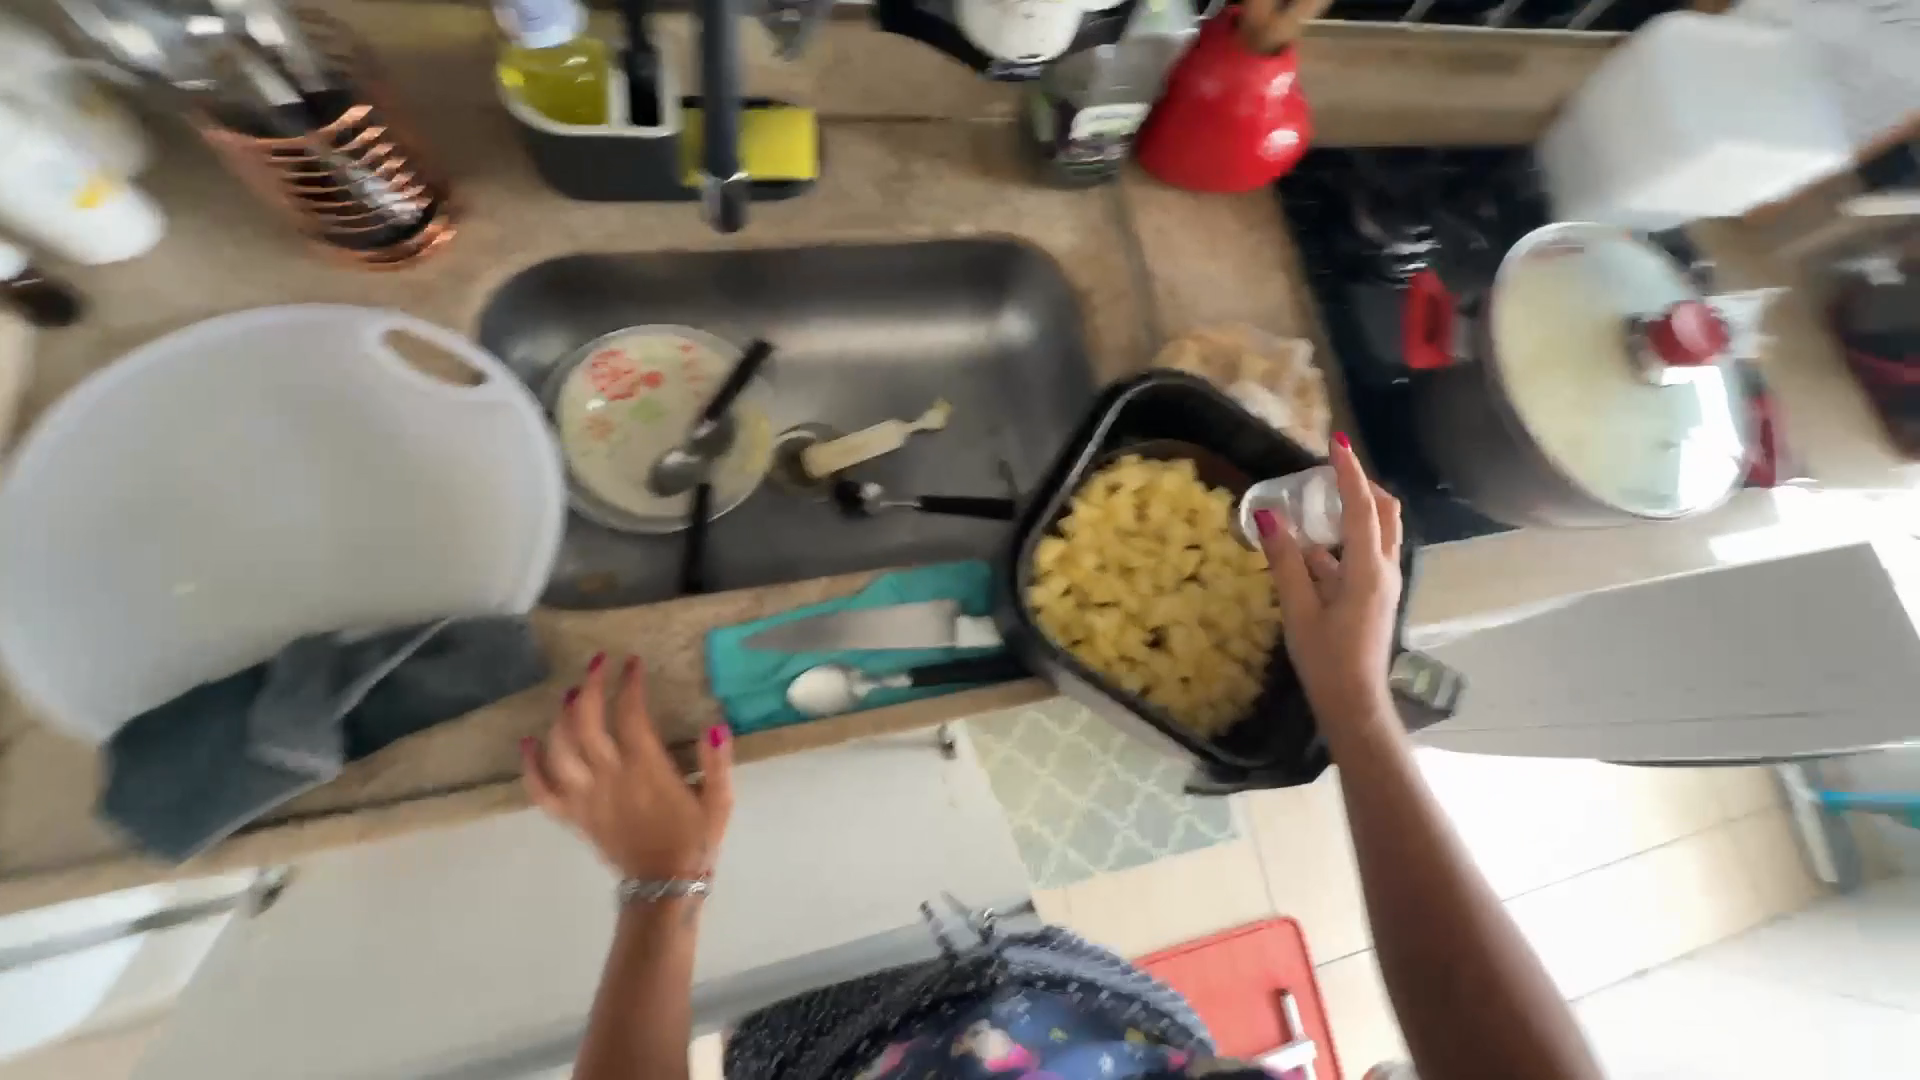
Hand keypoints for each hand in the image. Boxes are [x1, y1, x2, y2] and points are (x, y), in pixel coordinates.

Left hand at [522, 653, 733, 880]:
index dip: (630, 684)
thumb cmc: (694, 839)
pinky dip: (530, 764)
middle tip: (598, 663)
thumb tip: (715, 723)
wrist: (664, 886)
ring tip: (572, 693)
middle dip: (590, 687)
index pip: (631, 714)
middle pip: (587, 722)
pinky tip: (528, 741)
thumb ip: (717, 761)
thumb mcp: (719, 800)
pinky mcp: (573, 816)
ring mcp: (586, 797)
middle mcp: (610, 777)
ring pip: (561, 748)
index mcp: (647, 769)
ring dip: (563, 715)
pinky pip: (541, 789)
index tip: (632, 662)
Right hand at [1255, 435, 1403, 726]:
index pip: (1363, 508)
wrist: (1353, 703)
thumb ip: (1284, 561)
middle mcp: (1385, 570)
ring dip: (1353, 510)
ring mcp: (1382, 584)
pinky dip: (1340, 541)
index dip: (1349, 472)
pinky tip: (1308, 549)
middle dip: (1361, 484)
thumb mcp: (1298, 608)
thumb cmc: (1325, 659)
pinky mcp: (1373, 596)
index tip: (1335, 442)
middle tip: (1330, 469)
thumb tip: (1268, 516)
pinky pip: (1362, 555)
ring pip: (1377, 533)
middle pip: (1385, 513)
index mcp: (1369, 570)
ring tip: (1316, 500)